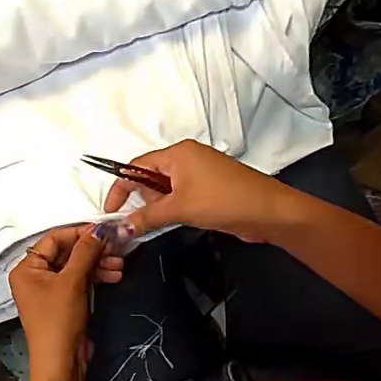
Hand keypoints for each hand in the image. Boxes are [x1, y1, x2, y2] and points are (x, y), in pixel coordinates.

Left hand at [8, 225, 122, 380]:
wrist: (61, 362)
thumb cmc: (59, 320)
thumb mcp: (72, 281)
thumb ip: (86, 251)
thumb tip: (100, 229)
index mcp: (26, 268)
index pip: (53, 239)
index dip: (79, 233)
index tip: (104, 231)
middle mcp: (34, 276)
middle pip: (66, 253)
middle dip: (92, 250)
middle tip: (116, 248)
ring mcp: (49, 290)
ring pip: (75, 267)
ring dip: (98, 264)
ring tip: (119, 265)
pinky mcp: (62, 302)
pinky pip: (78, 281)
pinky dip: (95, 277)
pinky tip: (114, 276)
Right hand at [102, 139, 304, 240]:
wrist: (269, 212)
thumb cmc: (223, 201)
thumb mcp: (179, 209)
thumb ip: (147, 217)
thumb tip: (122, 227)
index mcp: (177, 153)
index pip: (136, 166)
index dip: (120, 188)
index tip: (111, 211)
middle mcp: (186, 158)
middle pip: (149, 177)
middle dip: (144, 199)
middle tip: (147, 218)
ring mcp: (199, 173)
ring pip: (165, 189)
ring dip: (160, 206)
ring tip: (170, 219)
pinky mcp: (209, 188)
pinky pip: (180, 196)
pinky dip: (174, 208)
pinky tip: (179, 220)